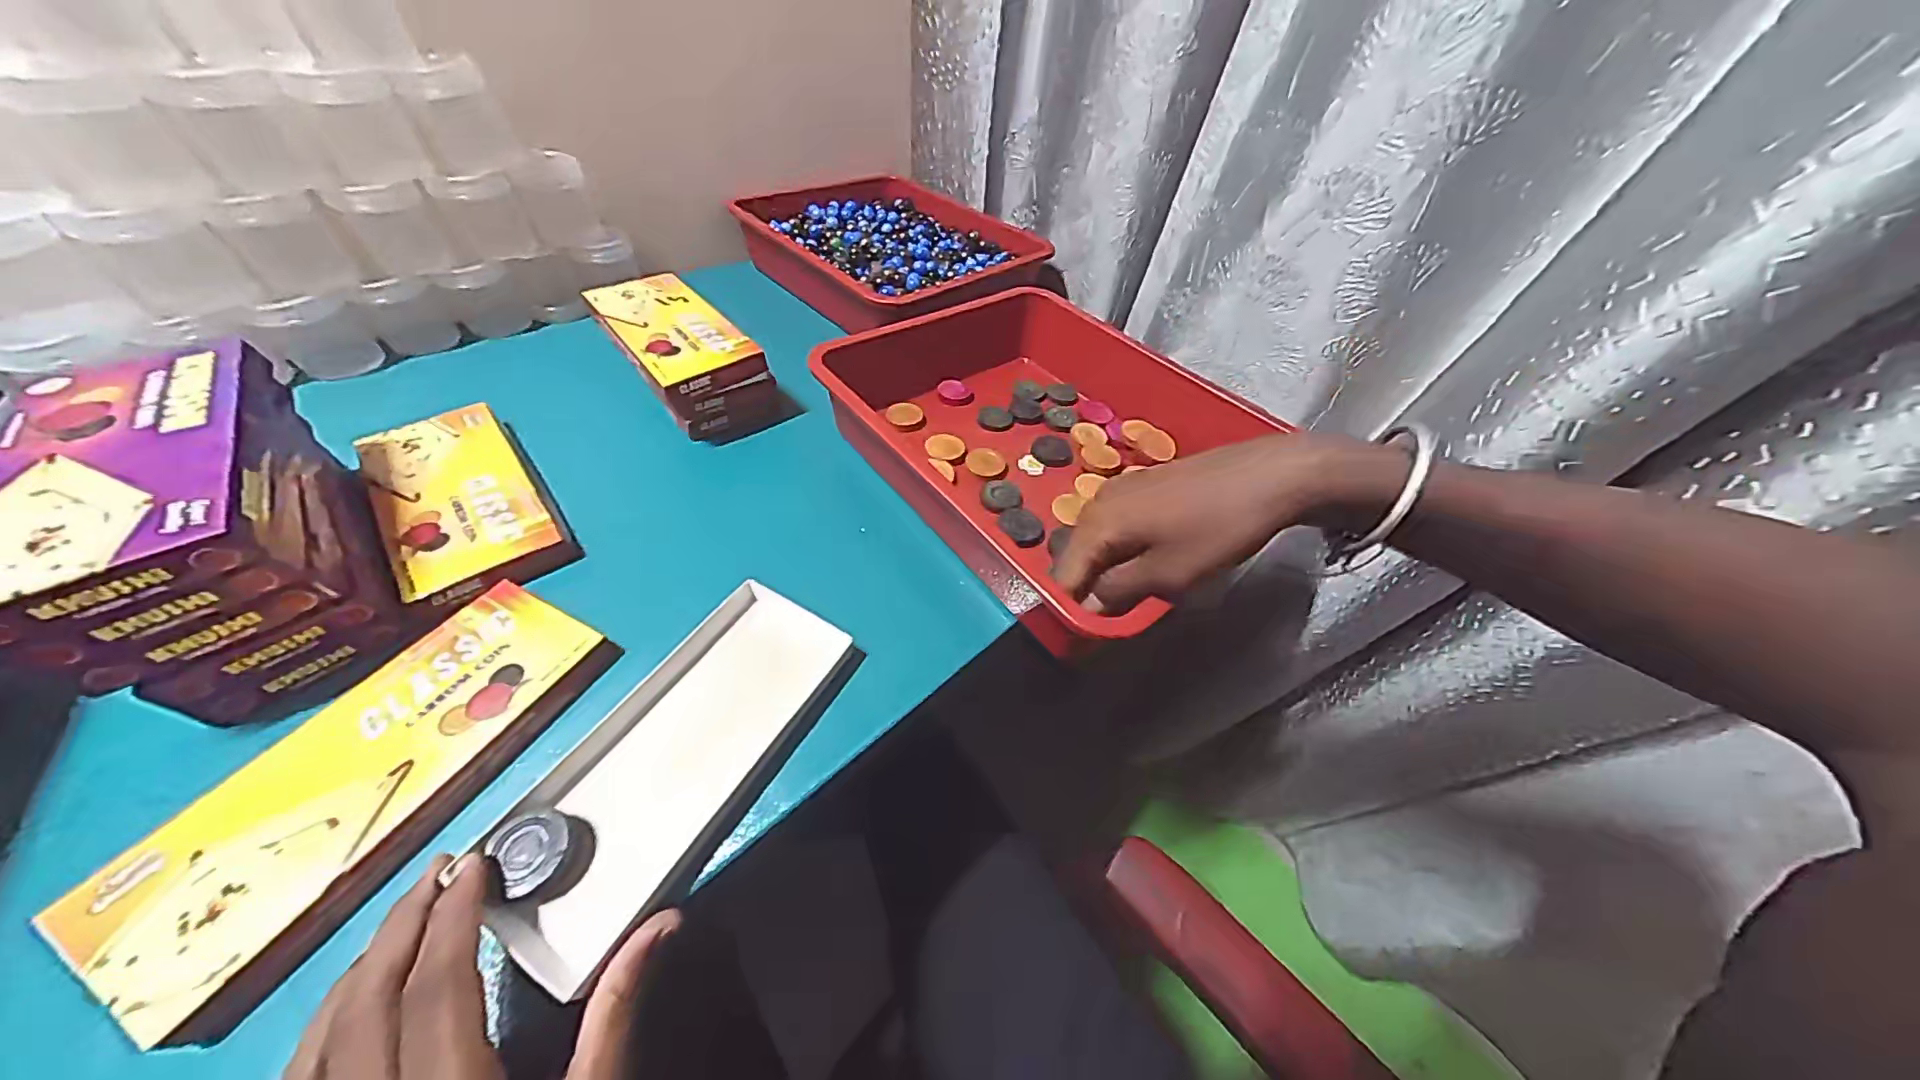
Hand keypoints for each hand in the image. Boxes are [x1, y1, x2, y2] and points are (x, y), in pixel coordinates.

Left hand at [285, 853, 681, 1079]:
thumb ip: (616, 1012)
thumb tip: (662, 924)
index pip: (437, 987)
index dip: (454, 917)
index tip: (477, 866)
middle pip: (366, 1006)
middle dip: (402, 925)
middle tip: (442, 872)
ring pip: (315, 1047)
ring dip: (360, 970)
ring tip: (404, 921)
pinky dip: (323, 1030)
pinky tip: (353, 1006)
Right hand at [1054, 432, 1402, 613]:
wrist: (1271, 473)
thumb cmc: (1217, 528)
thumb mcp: (1168, 574)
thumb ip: (1118, 592)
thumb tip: (1087, 606)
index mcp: (1096, 523)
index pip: (1062, 577)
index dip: (1070, 609)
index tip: (1088, 635)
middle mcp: (1098, 501)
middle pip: (1077, 557)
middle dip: (1088, 589)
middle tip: (1117, 616)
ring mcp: (1121, 488)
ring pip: (1098, 541)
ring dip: (1108, 570)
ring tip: (1137, 592)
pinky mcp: (1143, 484)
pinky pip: (1118, 524)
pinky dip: (1124, 548)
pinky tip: (1152, 558)